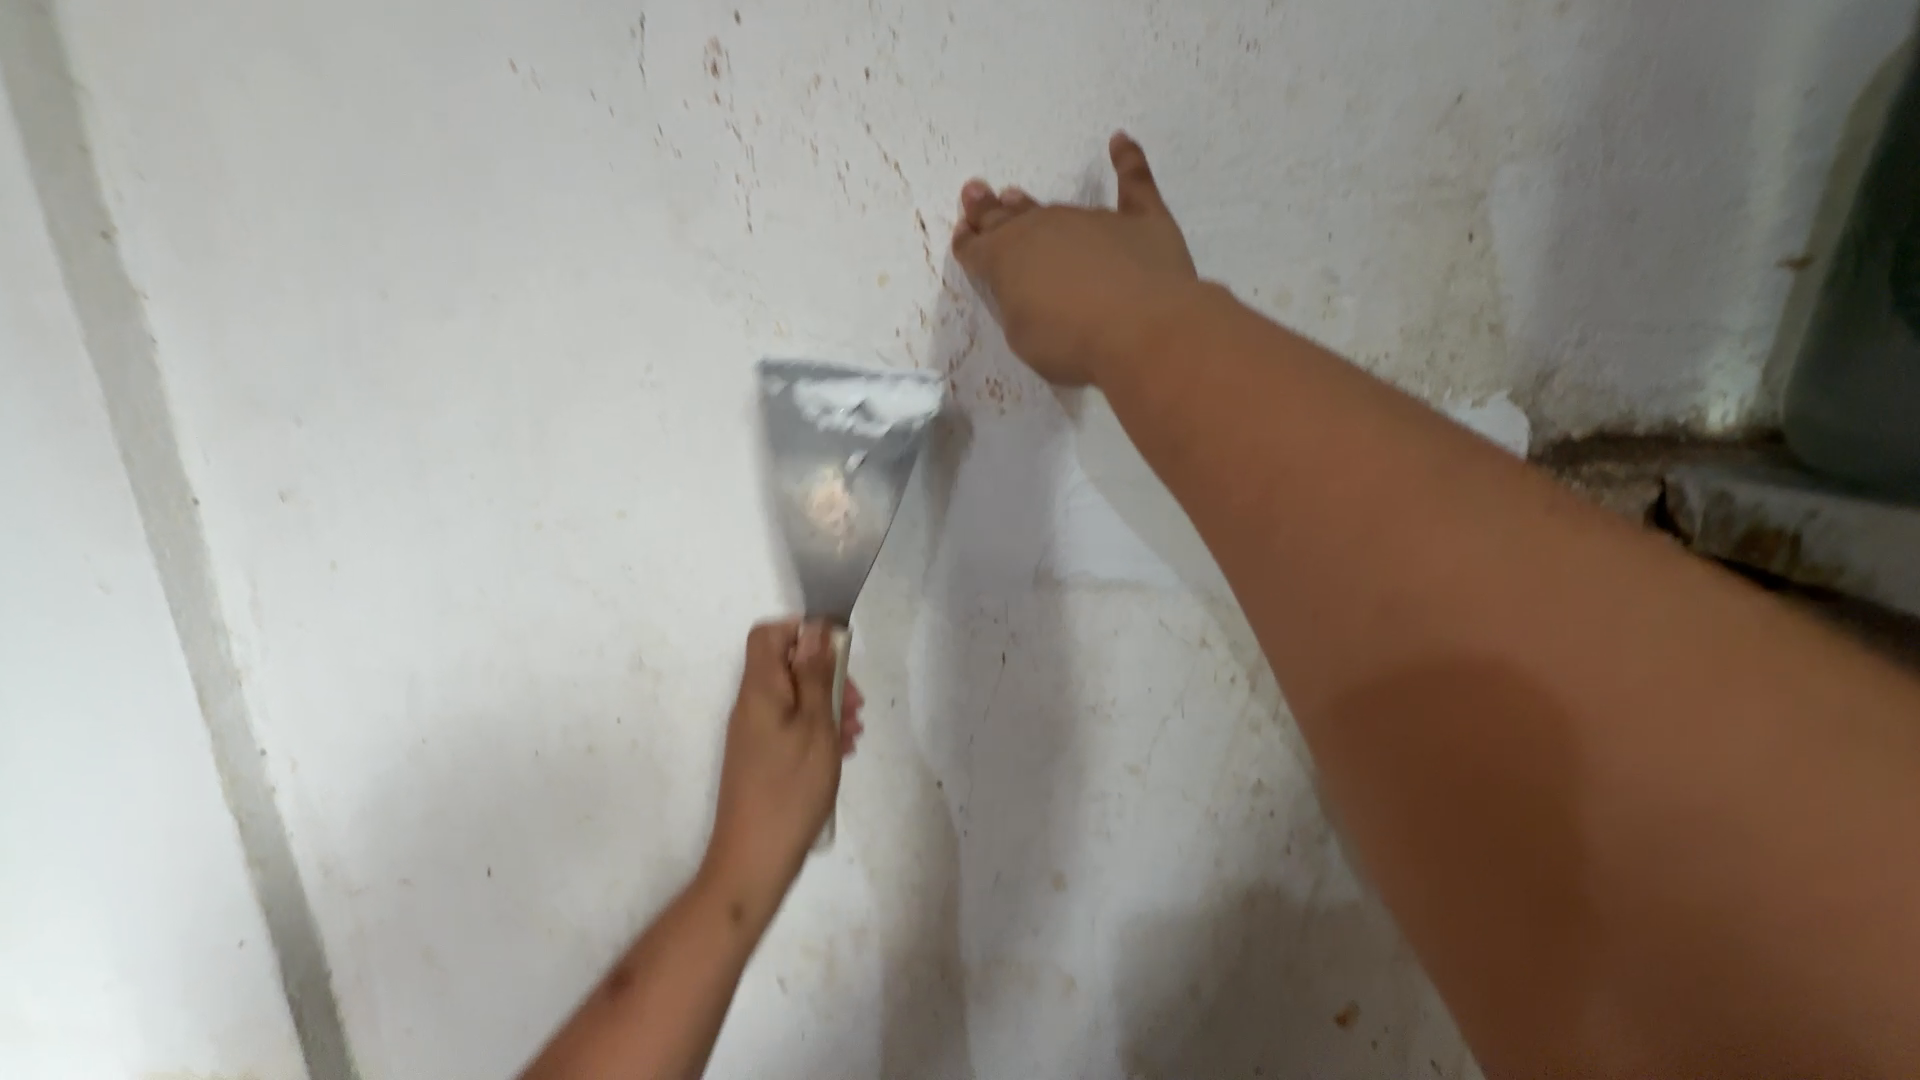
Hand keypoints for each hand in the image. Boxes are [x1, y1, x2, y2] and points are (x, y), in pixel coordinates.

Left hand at [703, 620, 863, 909]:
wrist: (755, 859)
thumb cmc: (791, 787)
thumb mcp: (815, 725)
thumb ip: (816, 675)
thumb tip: (815, 630)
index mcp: (759, 689)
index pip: (769, 634)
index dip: (803, 632)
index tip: (838, 654)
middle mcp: (751, 704)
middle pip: (786, 665)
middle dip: (826, 674)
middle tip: (856, 703)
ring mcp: (754, 733)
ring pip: (794, 697)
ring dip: (827, 704)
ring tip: (855, 732)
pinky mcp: (761, 758)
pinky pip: (791, 726)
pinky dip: (817, 729)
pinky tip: (841, 751)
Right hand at [951, 132, 1200, 385]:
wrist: (1139, 329)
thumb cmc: (1071, 343)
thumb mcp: (1023, 338)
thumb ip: (1019, 308)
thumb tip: (1028, 292)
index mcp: (1006, 261)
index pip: (977, 249)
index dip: (967, 242)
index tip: (962, 233)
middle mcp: (1043, 230)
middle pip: (1007, 219)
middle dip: (987, 210)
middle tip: (975, 194)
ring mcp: (1091, 221)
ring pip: (1053, 206)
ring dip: (1030, 202)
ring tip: (1014, 193)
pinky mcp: (1140, 219)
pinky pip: (1133, 180)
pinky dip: (1128, 159)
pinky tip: (1121, 142)